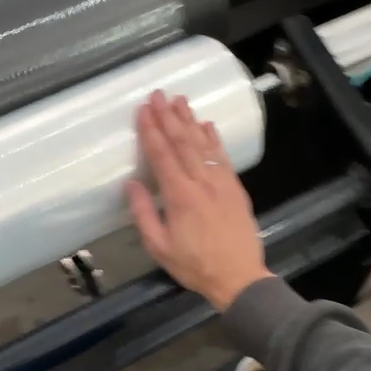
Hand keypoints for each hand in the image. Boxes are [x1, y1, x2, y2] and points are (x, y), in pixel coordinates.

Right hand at [126, 91, 273, 310]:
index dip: (151, 130)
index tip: (142, 110)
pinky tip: (207, 125)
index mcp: (179, 196)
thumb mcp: (159, 247)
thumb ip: (144, 214)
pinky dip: (214, 138)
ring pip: (204, 144)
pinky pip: (223, 156)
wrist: (239, 277)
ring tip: (180, 100)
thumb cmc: (195, 266)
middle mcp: (202, 182)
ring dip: (190, 120)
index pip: (162, 155)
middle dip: (168, 116)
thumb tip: (132, 184)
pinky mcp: (235, 188)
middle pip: (183, 142)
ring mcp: (222, 183)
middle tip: (158, 94)